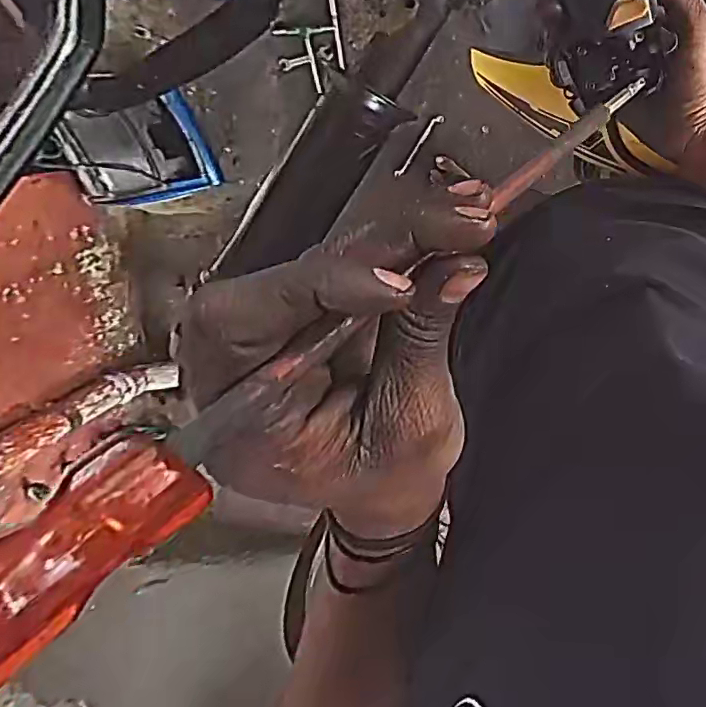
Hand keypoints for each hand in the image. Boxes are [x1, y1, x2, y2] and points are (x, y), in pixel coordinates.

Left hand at [175, 130, 495, 537]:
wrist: (388, 488)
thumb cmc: (383, 480)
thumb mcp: (408, 425)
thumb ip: (420, 341)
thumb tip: (452, 269)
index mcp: (239, 410)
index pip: (247, 319)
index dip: (324, 286)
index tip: (398, 284)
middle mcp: (248, 354)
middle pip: (299, 269)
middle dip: (385, 245)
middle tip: (457, 227)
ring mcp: (289, 322)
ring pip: (333, 253)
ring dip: (405, 231)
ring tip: (466, 217)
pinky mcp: (325, 302)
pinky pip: (360, 259)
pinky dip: (409, 240)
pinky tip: (450, 222)